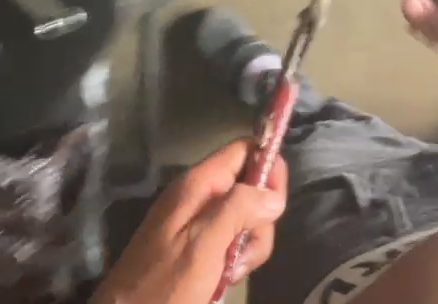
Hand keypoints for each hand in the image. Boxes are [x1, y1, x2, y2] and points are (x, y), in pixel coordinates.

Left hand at [94, 139, 287, 303]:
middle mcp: (200, 195)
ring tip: (232, 271)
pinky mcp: (197, 247)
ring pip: (245, 216)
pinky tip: (225, 278)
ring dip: (249, 244)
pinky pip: (230, 240)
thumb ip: (239, 209)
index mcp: (198, 183)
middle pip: (250, 186)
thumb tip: (274, 195)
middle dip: (260, 218)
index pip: (245, 149)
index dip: (268, 166)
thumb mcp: (203, 245)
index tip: (276, 203)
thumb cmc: (161, 288)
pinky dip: (236, 258)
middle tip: (245, 249)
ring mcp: (198, 222)